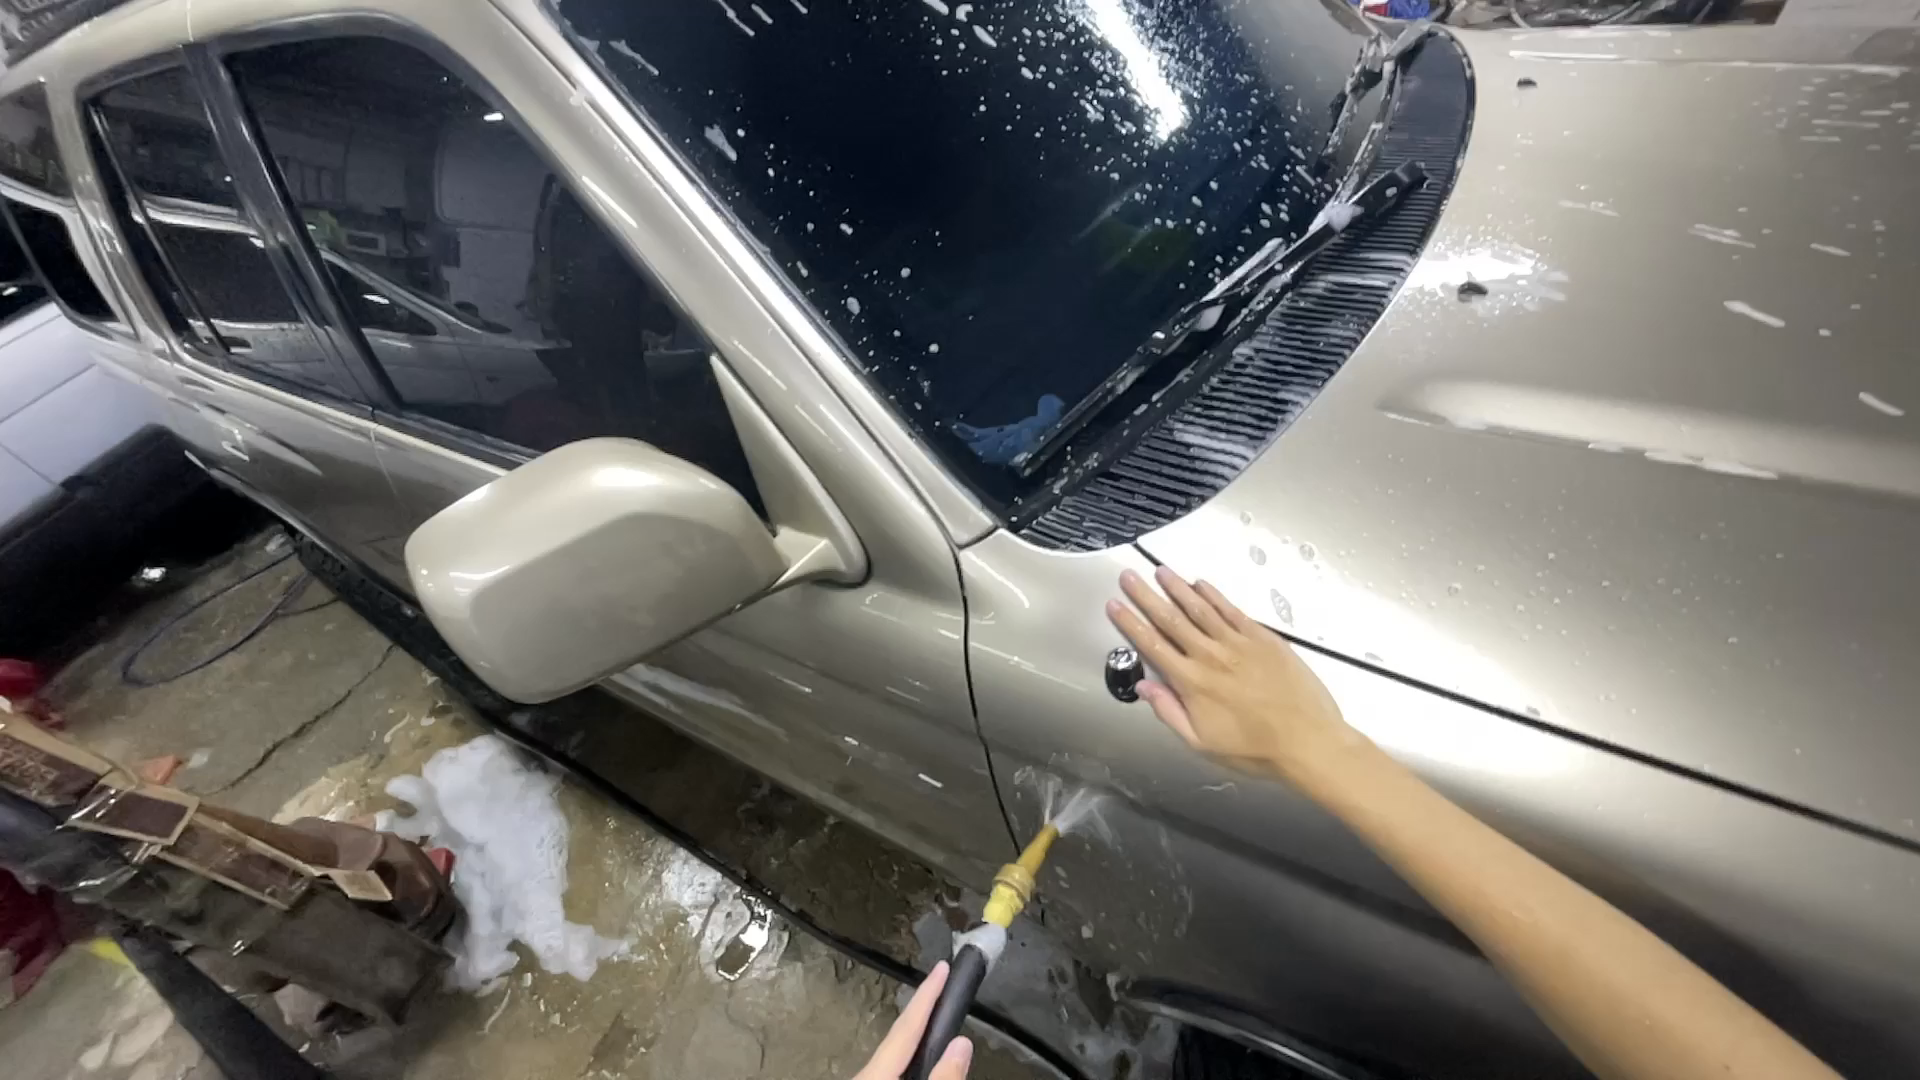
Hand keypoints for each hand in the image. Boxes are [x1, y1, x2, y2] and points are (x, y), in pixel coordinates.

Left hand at [852, 961, 972, 1078]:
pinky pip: (887, 1068)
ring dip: (914, 1034)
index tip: (943, 966)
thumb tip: (962, 1043)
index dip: (927, 994)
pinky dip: (906, 1056)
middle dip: (920, 1007)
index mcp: (876, 1073)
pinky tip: (914, 1059)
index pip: (908, 1025)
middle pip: (897, 1036)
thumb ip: (943, 1078)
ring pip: (891, 1054)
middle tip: (940, 982)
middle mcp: (866, 1074)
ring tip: (932, 1016)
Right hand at [1107, 567, 1355, 780]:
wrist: (1309, 742)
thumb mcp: (1201, 743)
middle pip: (1170, 619)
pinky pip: (1231, 610)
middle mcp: (1210, 656)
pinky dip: (1213, 596)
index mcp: (1192, 682)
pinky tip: (1200, 584)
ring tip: (1160, 571)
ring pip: (1199, 608)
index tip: (1115, 605)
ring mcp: (1238, 643)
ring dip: (1177, 588)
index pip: (1152, 645)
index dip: (1130, 622)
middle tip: (1129, 576)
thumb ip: (1169, 712)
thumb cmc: (1255, 750)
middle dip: (1145, 595)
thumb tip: (1144, 687)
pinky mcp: (1262, 638)